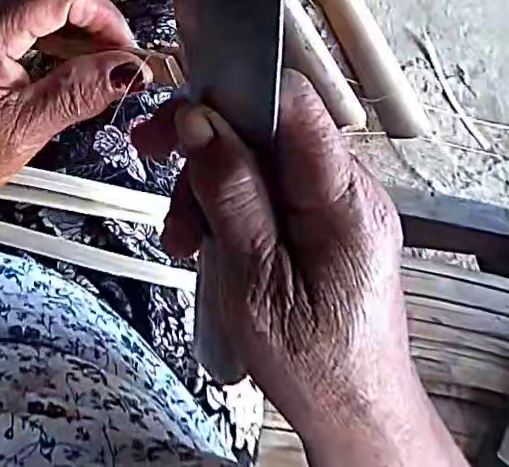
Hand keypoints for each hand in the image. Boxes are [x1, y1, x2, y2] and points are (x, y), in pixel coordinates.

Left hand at [0, 0, 150, 219]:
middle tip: (120, 66)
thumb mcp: (25, 128)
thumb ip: (80, 92)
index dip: (104, 16)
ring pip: (44, 8)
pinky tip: (69, 74)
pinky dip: (56, 44)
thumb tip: (128, 69)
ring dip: (78, 37)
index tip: (127, 52)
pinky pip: (27, 26)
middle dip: (95, 26)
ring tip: (100, 74)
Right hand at [133, 71, 463, 466]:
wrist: (357, 418)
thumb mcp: (255, 282)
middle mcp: (347, 184)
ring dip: (207, 176)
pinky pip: (264, 178)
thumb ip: (229, 193)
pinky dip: (225, 195)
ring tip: (181, 229)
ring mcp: (334, 197)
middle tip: (150, 149)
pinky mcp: (320, 212)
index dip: (234, 90)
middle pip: (265, 121)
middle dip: (203, 135)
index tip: (182, 115)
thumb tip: (198, 120)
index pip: (294, 100)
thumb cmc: (315, 366)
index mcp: (342, 197)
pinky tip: (203, 232)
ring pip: (257, 149)